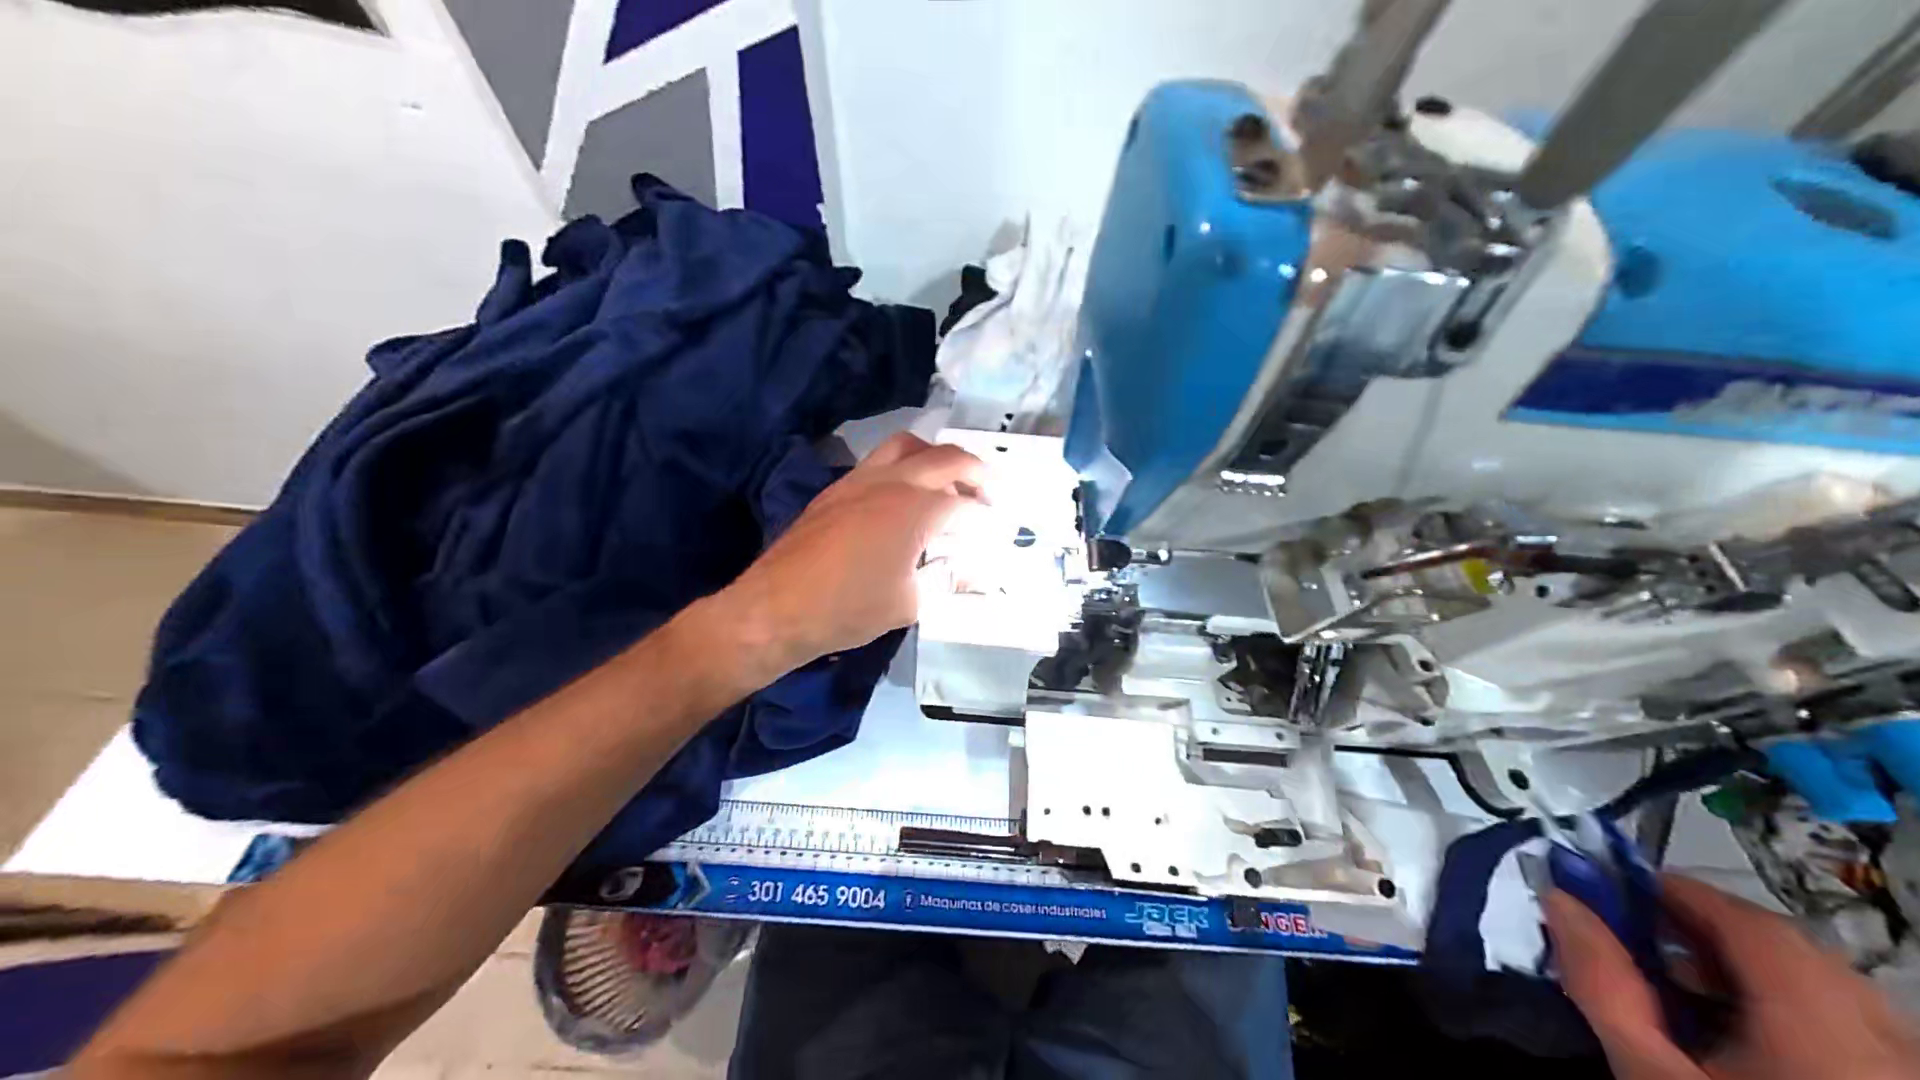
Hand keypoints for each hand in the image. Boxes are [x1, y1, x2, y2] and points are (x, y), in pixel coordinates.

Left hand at [714, 433, 985, 679]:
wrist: (776, 607)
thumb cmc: (848, 608)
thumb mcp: (910, 603)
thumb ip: (944, 580)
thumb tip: (966, 570)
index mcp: (915, 508)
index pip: (966, 504)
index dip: (986, 518)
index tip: (996, 531)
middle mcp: (891, 482)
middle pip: (944, 458)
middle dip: (974, 471)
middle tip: (988, 491)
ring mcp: (859, 480)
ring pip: (906, 447)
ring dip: (935, 457)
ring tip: (947, 481)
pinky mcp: (835, 490)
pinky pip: (879, 462)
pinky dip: (904, 467)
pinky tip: (904, 496)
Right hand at [1546, 874, 1919, 1079]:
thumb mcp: (1648, 1074)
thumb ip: (1601, 981)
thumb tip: (1559, 899)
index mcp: (1826, 1032)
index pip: (1752, 926)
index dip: (1680, 892)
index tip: (1615, 885)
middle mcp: (1894, 1047)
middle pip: (1793, 953)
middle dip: (1708, 929)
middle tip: (1638, 932)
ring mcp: (1909, 1074)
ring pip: (1828, 989)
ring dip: (1746, 967)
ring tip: (1681, 980)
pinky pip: (1853, 1027)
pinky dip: (1786, 1007)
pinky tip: (1737, 1031)